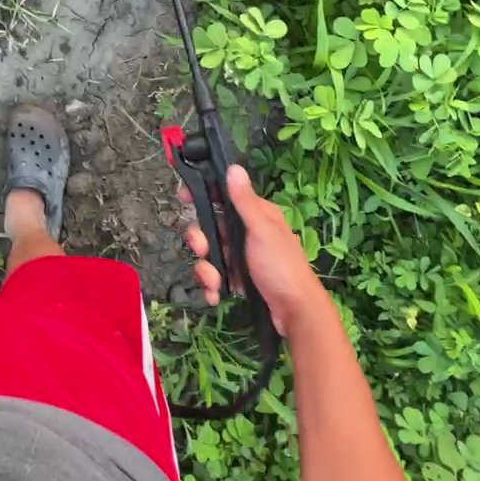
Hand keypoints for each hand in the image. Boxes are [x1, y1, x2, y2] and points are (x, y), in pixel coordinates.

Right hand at [184, 165, 333, 336]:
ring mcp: (243, 256)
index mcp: (257, 214)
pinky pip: (217, 274)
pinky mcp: (240, 277)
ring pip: (211, 253)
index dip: (203, 194)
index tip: (183, 196)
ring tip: (215, 283)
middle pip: (211, 227)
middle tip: (202, 250)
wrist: (296, 313)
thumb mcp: (262, 231)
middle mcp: (248, 232)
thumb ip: (244, 202)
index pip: (225, 196)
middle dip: (201, 241)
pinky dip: (213, 285)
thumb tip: (234, 167)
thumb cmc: (281, 266)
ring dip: (207, 269)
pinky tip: (216, 295)